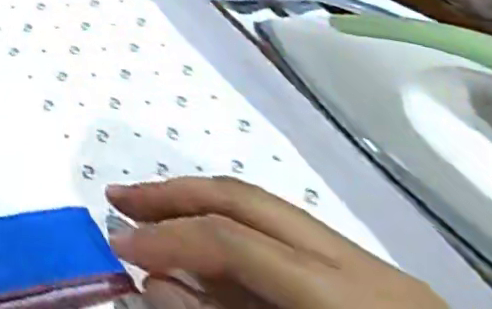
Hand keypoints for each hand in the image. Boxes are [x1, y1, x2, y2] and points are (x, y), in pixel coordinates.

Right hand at [107, 177, 444, 308]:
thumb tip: (156, 284)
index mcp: (347, 297)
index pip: (236, 241)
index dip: (169, 239)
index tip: (118, 249)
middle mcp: (359, 266)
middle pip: (247, 198)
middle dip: (175, 194)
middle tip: (118, 199)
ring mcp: (371, 269)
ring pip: (265, 209)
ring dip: (200, 206)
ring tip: (147, 212)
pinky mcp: (373, 281)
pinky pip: (285, 238)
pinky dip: (234, 234)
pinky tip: (203, 249)